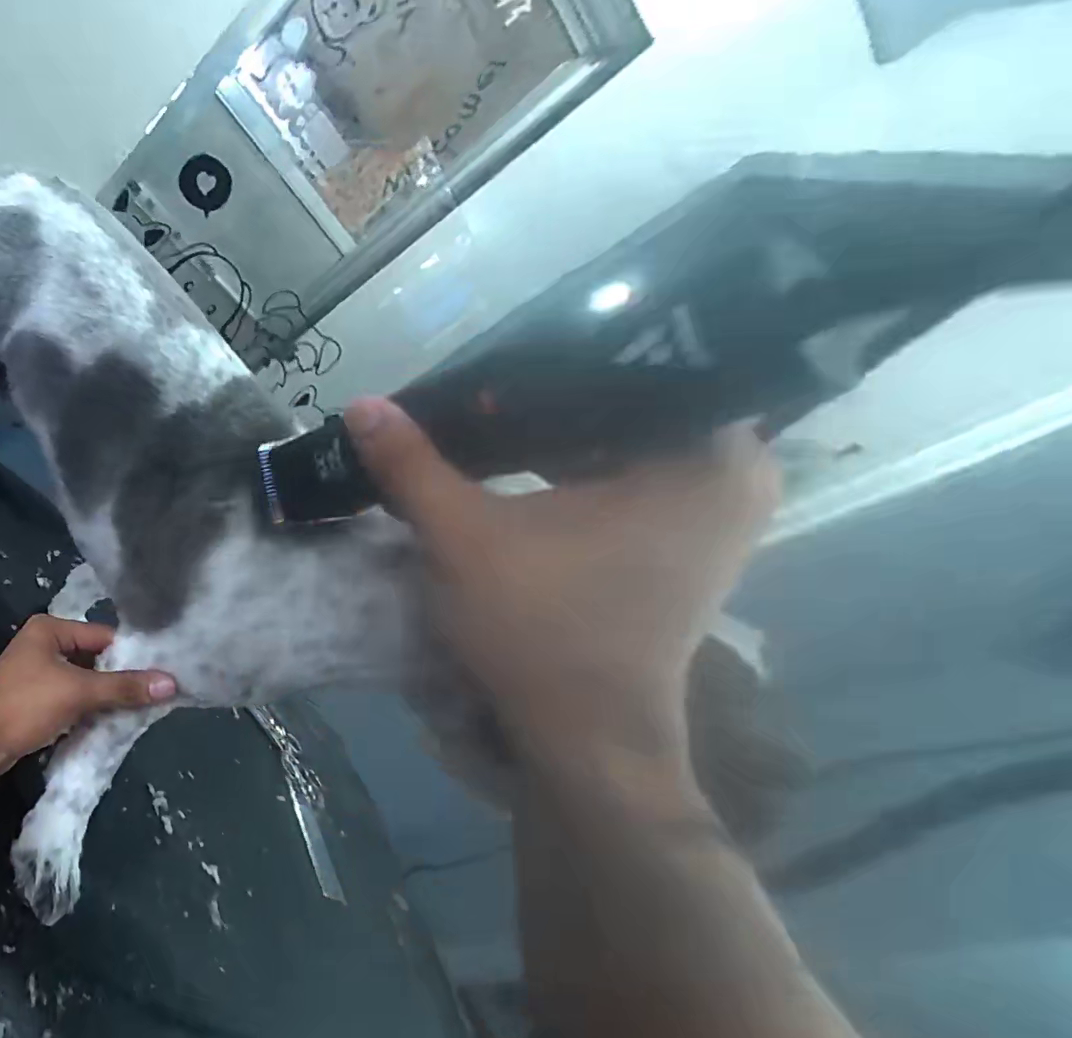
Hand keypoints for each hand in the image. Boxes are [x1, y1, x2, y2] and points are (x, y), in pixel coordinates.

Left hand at [0, 616, 175, 785]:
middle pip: (94, 658)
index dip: (130, 656)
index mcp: (50, 629)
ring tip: (137, 709)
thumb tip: (171, 683)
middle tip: (153, 694)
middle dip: (118, 678)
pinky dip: (88, 708)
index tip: (160, 674)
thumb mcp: (79, 692)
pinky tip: (110, 721)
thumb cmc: (25, 704)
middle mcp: (43, 644)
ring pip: (84, 680)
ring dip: (104, 696)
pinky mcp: (35, 698)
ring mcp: (37, 672)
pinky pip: (71, 697)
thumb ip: (124, 688)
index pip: (103, 636)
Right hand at [345, 397, 779, 774]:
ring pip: (620, 437)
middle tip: (474, 380)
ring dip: (552, 429)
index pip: (632, 365)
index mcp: (703, 458)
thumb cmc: (538, 629)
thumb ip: (411, 464)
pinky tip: (514, 460)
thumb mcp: (462, 537)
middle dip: (543, 394)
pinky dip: (568, 463)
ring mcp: (711, 511)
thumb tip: (361, 403)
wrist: (582, 735)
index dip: (550, 357)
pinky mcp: (681, 540)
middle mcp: (729, 474)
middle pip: (623, 400)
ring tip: (483, 411)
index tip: (487, 356)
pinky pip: (623, 471)